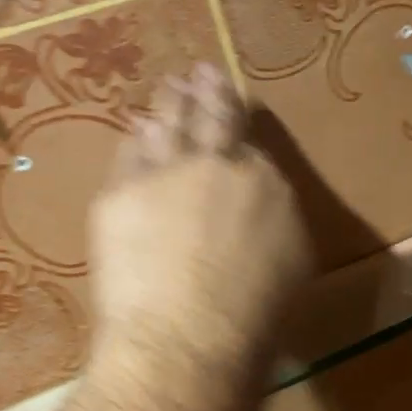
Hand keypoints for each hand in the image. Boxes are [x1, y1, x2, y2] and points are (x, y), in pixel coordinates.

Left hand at [90, 64, 309, 362]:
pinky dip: (134, 138)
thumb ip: (274, 224)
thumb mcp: (290, 271)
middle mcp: (220, 167)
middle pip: (213, 119)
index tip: (232, 105)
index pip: (251, 146)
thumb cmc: (252, 322)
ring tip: (170, 85)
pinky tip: (134, 127)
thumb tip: (259, 208)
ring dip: (170, 102)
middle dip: (208, 92)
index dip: (239, 124)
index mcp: (267, 187)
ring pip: (169, 125)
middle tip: (201, 71)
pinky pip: (128, 153)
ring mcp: (167, 173)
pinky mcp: (122, 191)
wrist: (185, 339)